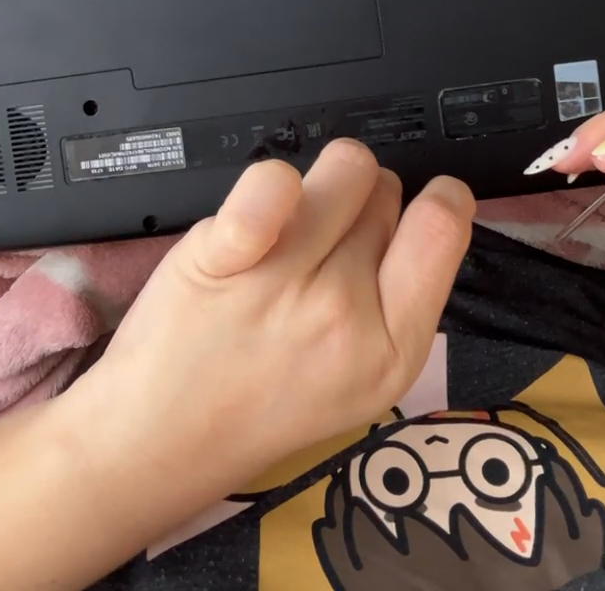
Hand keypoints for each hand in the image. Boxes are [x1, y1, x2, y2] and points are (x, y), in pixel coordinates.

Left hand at [66, 140, 475, 489]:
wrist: (162, 437)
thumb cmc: (263, 402)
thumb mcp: (363, 378)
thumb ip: (401, 300)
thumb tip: (425, 212)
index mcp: (391, 348)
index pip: (442, 230)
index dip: (442, 200)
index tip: (431, 198)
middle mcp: (343, 313)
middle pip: (384, 192)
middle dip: (364, 205)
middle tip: (327, 246)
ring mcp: (281, 282)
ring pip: (341, 168)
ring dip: (322, 185)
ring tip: (291, 225)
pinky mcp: (221, 255)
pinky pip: (273, 182)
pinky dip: (271, 185)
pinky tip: (260, 211)